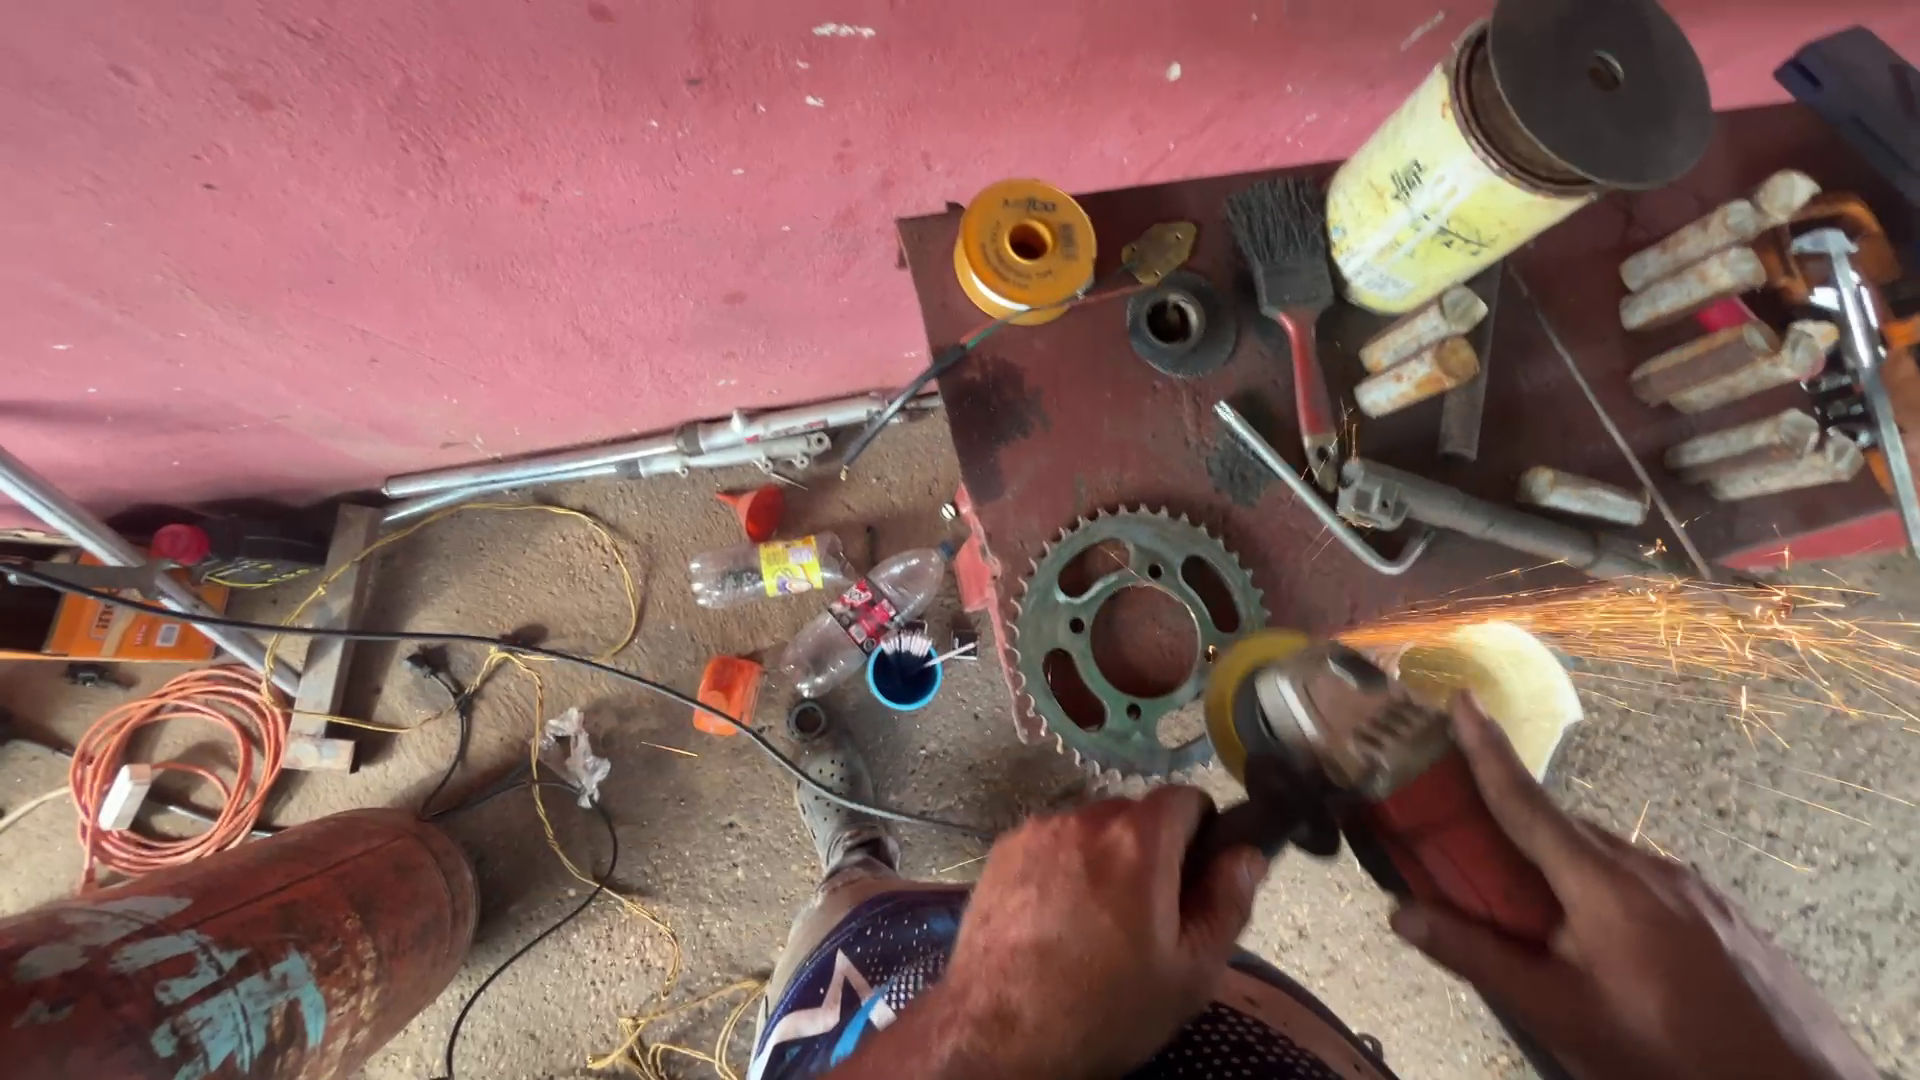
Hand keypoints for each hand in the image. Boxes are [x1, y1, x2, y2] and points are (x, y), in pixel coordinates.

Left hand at [828, 786, 1267, 1079]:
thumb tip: (1246, 855)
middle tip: (1148, 910)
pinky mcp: (1004, 847)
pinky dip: (1062, 864)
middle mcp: (1085, 817)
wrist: (1000, 1029)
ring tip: (1096, 920)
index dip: (1201, 829)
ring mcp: (1038, 829)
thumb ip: (1228, 902)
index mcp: (1138, 839)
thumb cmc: (1105, 1006)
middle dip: (1151, 849)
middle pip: (1135, 813)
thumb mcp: (1190, 971)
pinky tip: (1055, 916)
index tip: (1196, 871)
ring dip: (1103, 856)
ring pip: (1090, 827)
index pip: (1184, 797)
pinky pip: (1051, 841)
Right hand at [1392, 695, 1878, 1079]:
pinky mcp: (1722, 913)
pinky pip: (1641, 879)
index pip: (1526, 801)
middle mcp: (1648, 868)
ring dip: (1558, 868)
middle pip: (1558, 829)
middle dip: (1511, 831)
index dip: (1486, 749)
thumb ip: (1477, 958)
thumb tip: (1399, 913)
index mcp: (1603, 884)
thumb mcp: (1559, 1015)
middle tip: (1474, 861)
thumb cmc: (1669, 1056)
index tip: (1462, 699)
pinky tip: (1609, 943)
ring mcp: (1694, 888)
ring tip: (1544, 922)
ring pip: (1600, 856)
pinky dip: (1602, 890)